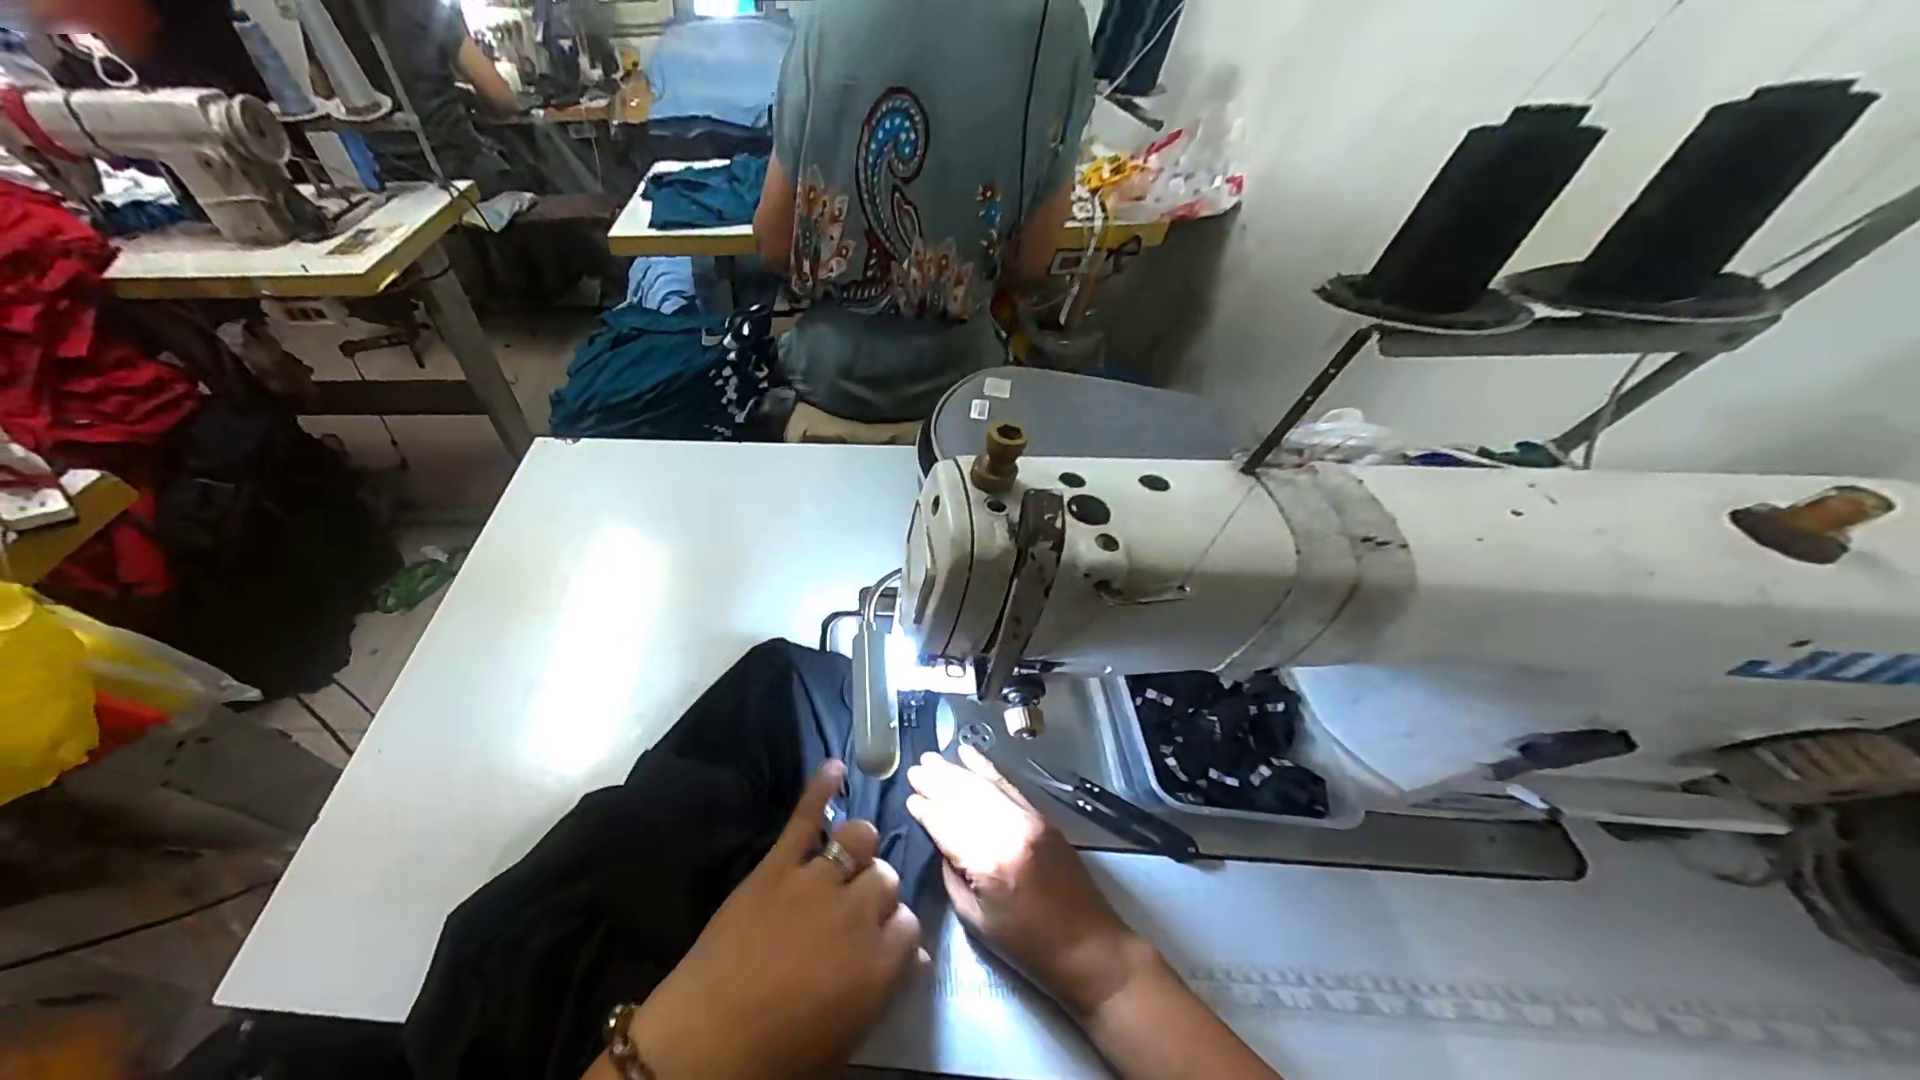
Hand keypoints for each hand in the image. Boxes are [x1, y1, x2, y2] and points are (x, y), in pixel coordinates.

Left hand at [620, 762, 922, 1079]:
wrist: (703, 1045)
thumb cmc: (781, 1052)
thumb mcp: (848, 1033)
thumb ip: (884, 985)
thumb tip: (914, 953)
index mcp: (879, 962)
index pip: (910, 923)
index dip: (896, 928)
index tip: (883, 938)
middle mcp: (857, 912)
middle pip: (886, 878)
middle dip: (877, 891)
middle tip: (854, 910)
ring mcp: (816, 881)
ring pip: (859, 840)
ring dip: (859, 848)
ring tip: (848, 857)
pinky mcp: (777, 865)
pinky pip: (805, 818)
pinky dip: (820, 789)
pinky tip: (835, 767)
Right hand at [906, 746, 1156, 1016]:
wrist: (1089, 946)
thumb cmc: (1028, 946)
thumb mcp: (976, 920)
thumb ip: (954, 875)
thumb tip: (941, 842)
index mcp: (990, 862)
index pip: (948, 825)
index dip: (927, 810)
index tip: (909, 798)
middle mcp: (1010, 831)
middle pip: (966, 798)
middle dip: (938, 782)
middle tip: (915, 770)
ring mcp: (1029, 820)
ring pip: (985, 787)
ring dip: (957, 772)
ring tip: (932, 759)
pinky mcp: (1042, 817)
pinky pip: (1008, 786)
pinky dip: (988, 769)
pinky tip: (970, 756)